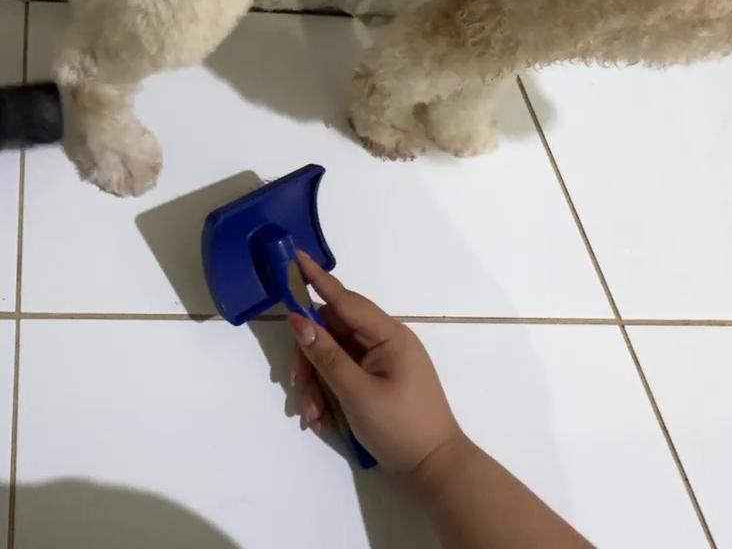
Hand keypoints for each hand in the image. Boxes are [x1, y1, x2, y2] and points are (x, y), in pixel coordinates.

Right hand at [288, 252, 463, 475]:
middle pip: (331, 332)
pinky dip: (328, 391)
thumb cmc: (401, 429)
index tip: (294, 257)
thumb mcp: (356, 392)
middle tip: (298, 388)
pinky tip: (322, 417)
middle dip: (310, 359)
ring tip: (312, 415)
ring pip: (332, 355)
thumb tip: (296, 320)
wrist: (437, 474)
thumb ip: (324, 354)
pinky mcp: (377, 379)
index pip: (344, 299)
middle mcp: (384, 341)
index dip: (316, 278)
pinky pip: (342, 372)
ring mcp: (381, 360)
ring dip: (316, 382)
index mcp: (387, 335)